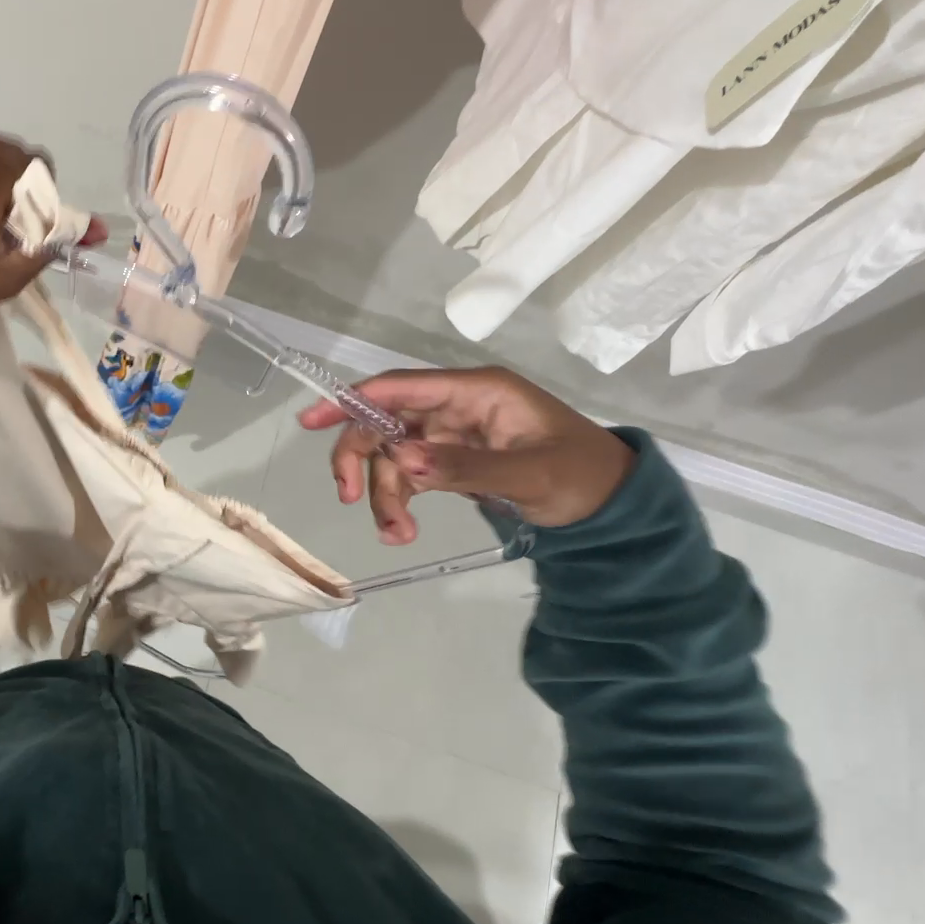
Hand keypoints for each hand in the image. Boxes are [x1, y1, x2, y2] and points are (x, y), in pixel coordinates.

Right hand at [296, 367, 633, 542]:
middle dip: (362, 460)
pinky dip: (398, 503)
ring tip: (397, 535)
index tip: (311, 421)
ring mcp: (450, 435)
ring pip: (392, 458)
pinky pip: (407, 477)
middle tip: (351, 499)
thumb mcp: (529, 474)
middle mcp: (455, 407)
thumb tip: (400, 459)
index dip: (352, 401)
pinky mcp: (449, 461)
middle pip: (385, 424)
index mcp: (476, 392)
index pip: (400, 388)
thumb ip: (463, 466)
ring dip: (384, 495)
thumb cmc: (582, 478)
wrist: (613, 507)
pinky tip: (401, 531)